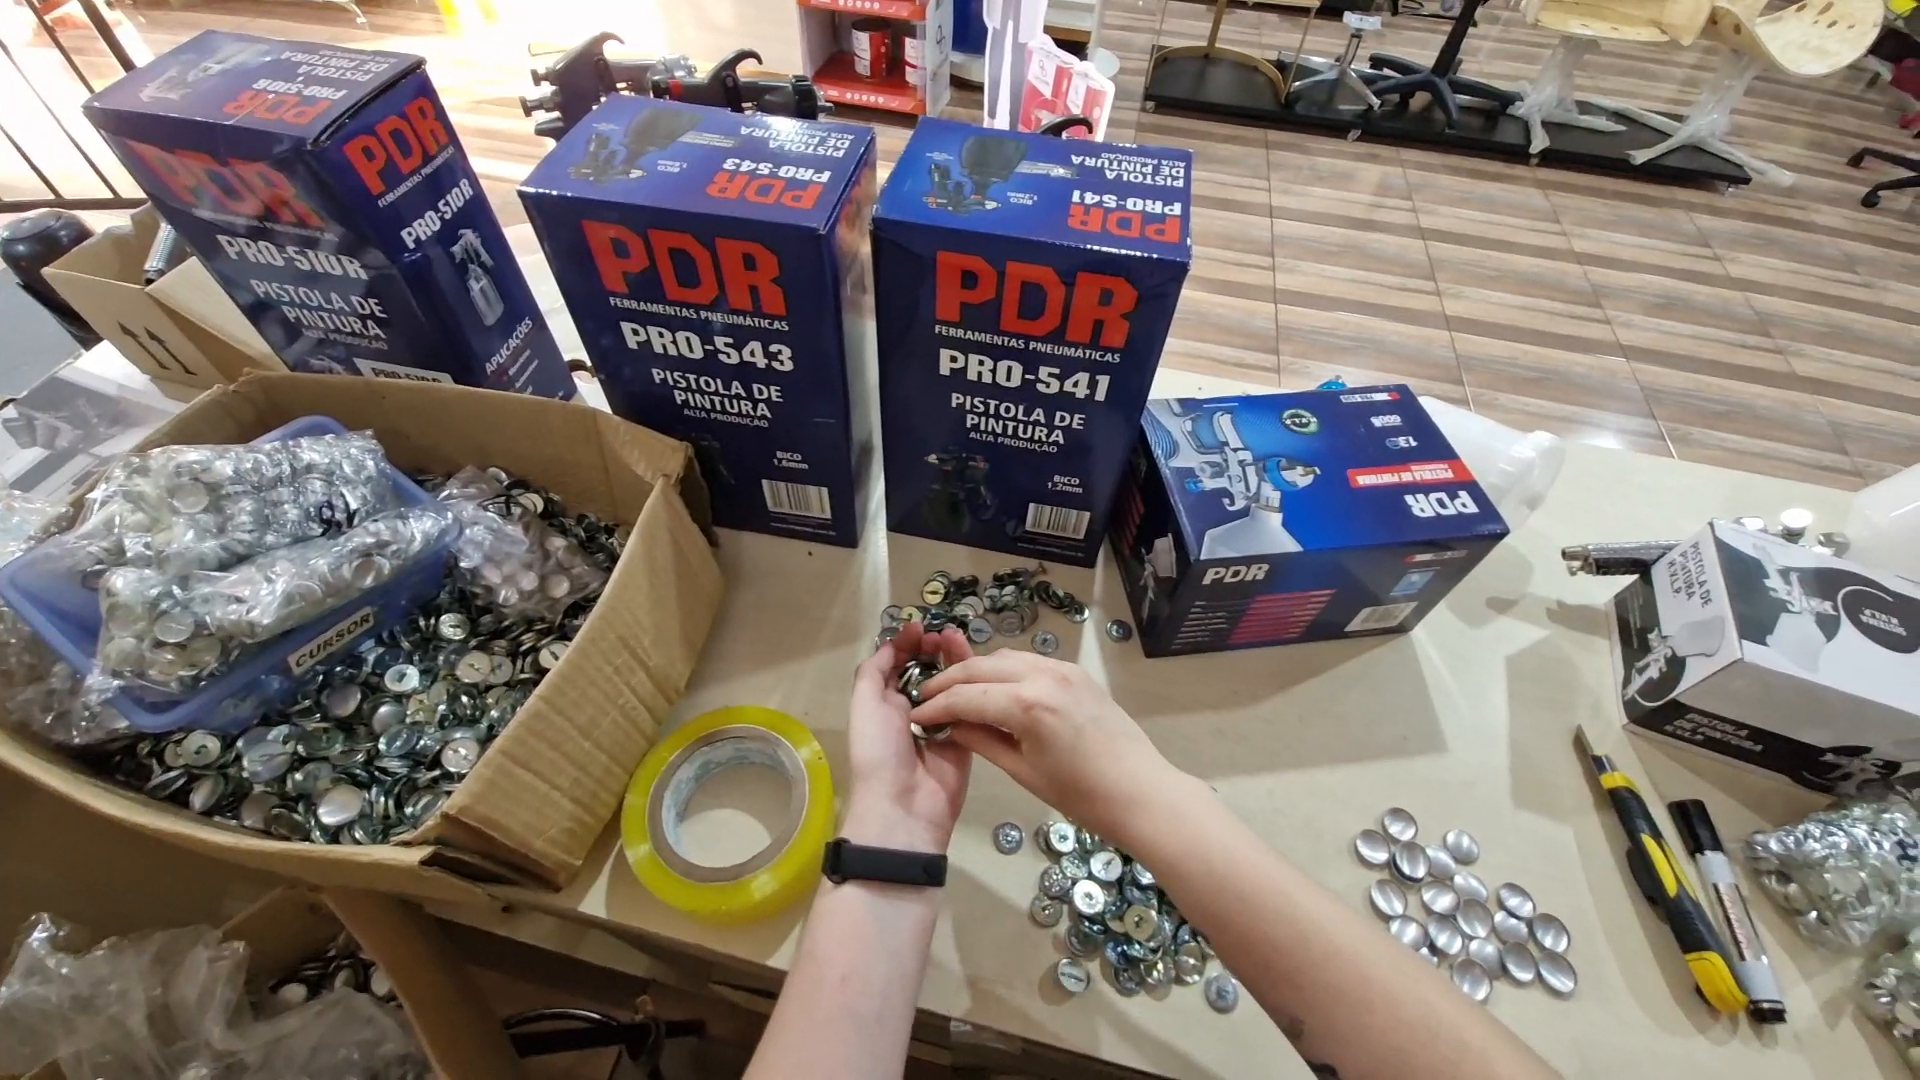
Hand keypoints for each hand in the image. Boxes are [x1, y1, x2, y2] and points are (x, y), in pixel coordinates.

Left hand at [842, 623, 973, 852]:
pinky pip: (972, 706)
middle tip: (943, 633)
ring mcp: (942, 722)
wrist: (904, 805)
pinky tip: (980, 667)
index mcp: (886, 703)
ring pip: (951, 684)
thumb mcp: (865, 704)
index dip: (908, 644)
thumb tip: (893, 643)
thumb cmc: (879, 750)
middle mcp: (914, 709)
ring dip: (954, 661)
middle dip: (934, 649)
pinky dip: (975, 686)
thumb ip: (874, 670)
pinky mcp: (967, 736)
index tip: (921, 626)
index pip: (900, 665)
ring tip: (958, 640)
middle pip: (928, 671)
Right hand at [911, 651, 1188, 848]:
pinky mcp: (1075, 671)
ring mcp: (1062, 668)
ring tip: (956, 691)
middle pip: (981, 666)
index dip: (937, 705)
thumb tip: (948, 725)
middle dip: (950, 680)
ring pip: (1004, 657)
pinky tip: (993, 688)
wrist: (1140, 791)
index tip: (916, 715)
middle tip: (927, 697)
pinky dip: (1004, 670)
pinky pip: (1028, 661)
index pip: (967, 696)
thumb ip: (981, 740)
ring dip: (976, 670)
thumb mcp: (1023, 771)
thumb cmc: (1081, 795)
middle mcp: (1044, 674)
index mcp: (1028, 704)